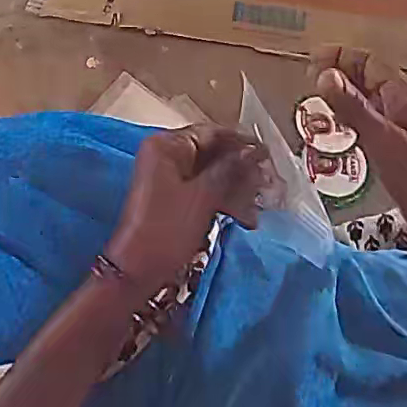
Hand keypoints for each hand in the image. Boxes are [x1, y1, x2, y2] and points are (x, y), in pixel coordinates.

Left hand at [103, 126, 264, 291]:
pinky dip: (224, 200)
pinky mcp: (173, 198)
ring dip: (237, 188)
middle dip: (243, 169)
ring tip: (262, 204)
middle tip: (269, 183)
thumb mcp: (204, 196)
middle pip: (214, 153)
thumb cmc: (167, 229)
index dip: (243, 143)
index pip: (213, 133)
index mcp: (167, 145)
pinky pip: (204, 189)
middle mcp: (166, 154)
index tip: (269, 156)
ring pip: (212, 173)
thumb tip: (256, 149)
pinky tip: (247, 217)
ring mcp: (168, 176)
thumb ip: (231, 168)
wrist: (136, 272)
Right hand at [312, 46, 406, 252]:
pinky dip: (355, 115)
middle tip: (311, 78)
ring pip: (372, 98)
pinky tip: (342, 127)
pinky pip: (375, 118)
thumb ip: (352, 106)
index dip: (341, 57)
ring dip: (347, 94)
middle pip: (371, 78)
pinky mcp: (404, 143)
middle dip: (341, 73)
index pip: (370, 63)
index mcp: (406, 94)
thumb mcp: (380, 139)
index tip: (314, 59)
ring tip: (320, 99)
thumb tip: (325, 74)